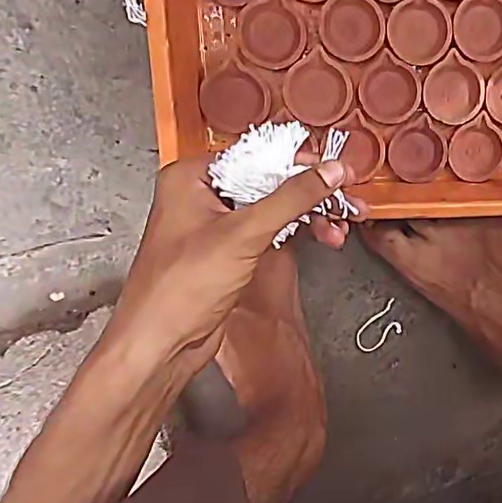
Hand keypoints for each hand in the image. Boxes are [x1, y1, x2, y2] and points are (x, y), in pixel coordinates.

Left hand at [111, 154, 354, 360]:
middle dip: (308, 195)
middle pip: (267, 181)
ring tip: (336, 227)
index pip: (256, 156)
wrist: (160, 346)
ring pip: (271, 207)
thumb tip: (326, 172)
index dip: (299, 163)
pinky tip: (319, 237)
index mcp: (190, 178)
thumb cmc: (177, 290)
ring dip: (306, 216)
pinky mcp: (226, 251)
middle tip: (342, 201)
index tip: (332, 169)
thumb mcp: (244, 234)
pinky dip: (293, 233)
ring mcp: (213, 225)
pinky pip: (267, 230)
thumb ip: (291, 198)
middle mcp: (199, 196)